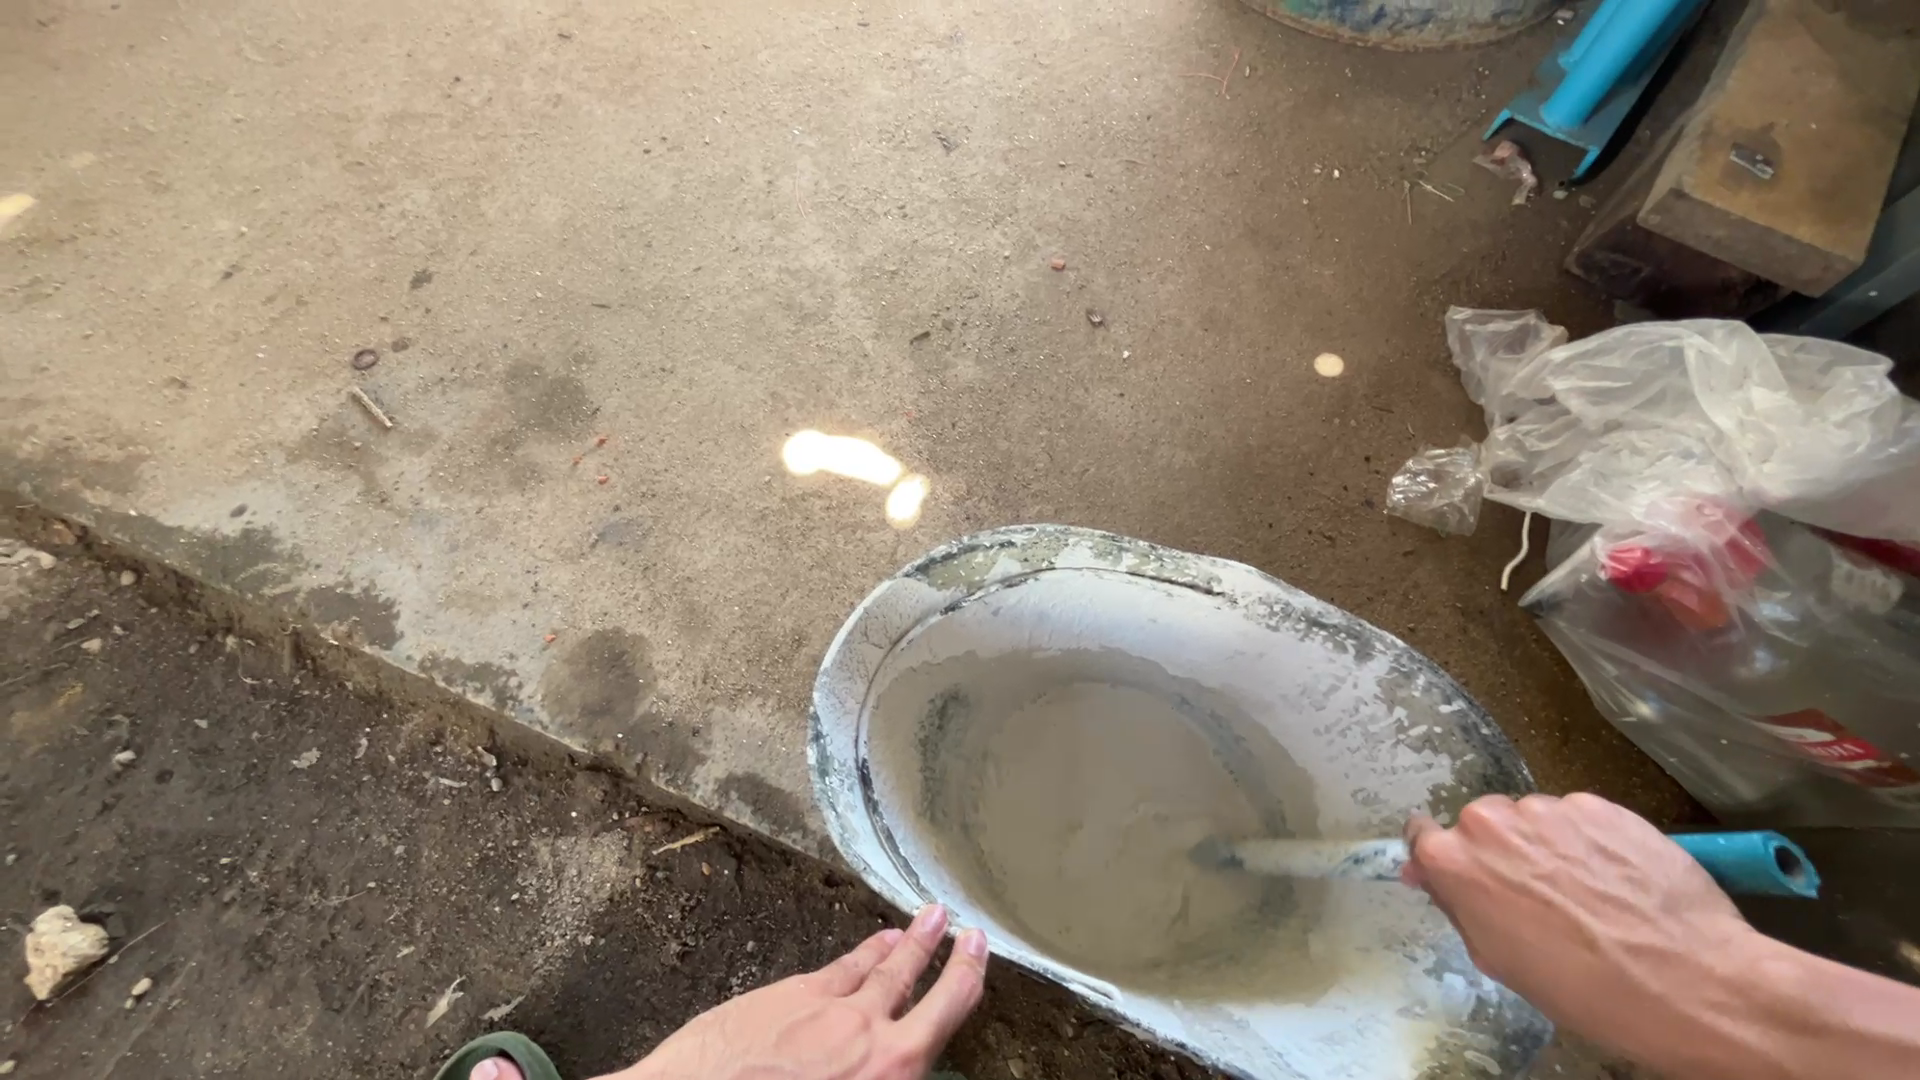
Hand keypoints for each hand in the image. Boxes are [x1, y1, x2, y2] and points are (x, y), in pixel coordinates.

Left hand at [622, 903, 987, 1079]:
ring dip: (908, 942)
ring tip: (927, 919)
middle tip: (961, 924)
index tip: (979, 948)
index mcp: (890, 1071)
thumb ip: (879, 1071)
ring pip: (881, 966)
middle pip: (916, 980)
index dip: (968, 975)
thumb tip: (888, 1058)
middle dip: (943, 950)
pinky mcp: (795, 994)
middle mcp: (870, 1033)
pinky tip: (874, 942)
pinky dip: (864, 951)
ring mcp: (832, 1009)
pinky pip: (842, 967)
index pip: (945, 1011)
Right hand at [1403, 793, 1752, 1049]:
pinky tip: (1620, 880)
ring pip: (1531, 819)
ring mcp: (1545, 808)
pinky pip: (1578, 818)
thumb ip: (1456, 903)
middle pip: (1480, 826)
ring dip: (1546, 844)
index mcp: (1452, 858)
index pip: (1420, 834)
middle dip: (1501, 852)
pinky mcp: (1598, 805)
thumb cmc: (1584, 988)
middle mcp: (1486, 820)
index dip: (1444, 859)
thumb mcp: (1498, 958)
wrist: (1695, 984)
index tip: (1471, 880)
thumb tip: (1426, 871)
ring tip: (1590, 890)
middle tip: (1539, 896)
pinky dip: (1590, 841)